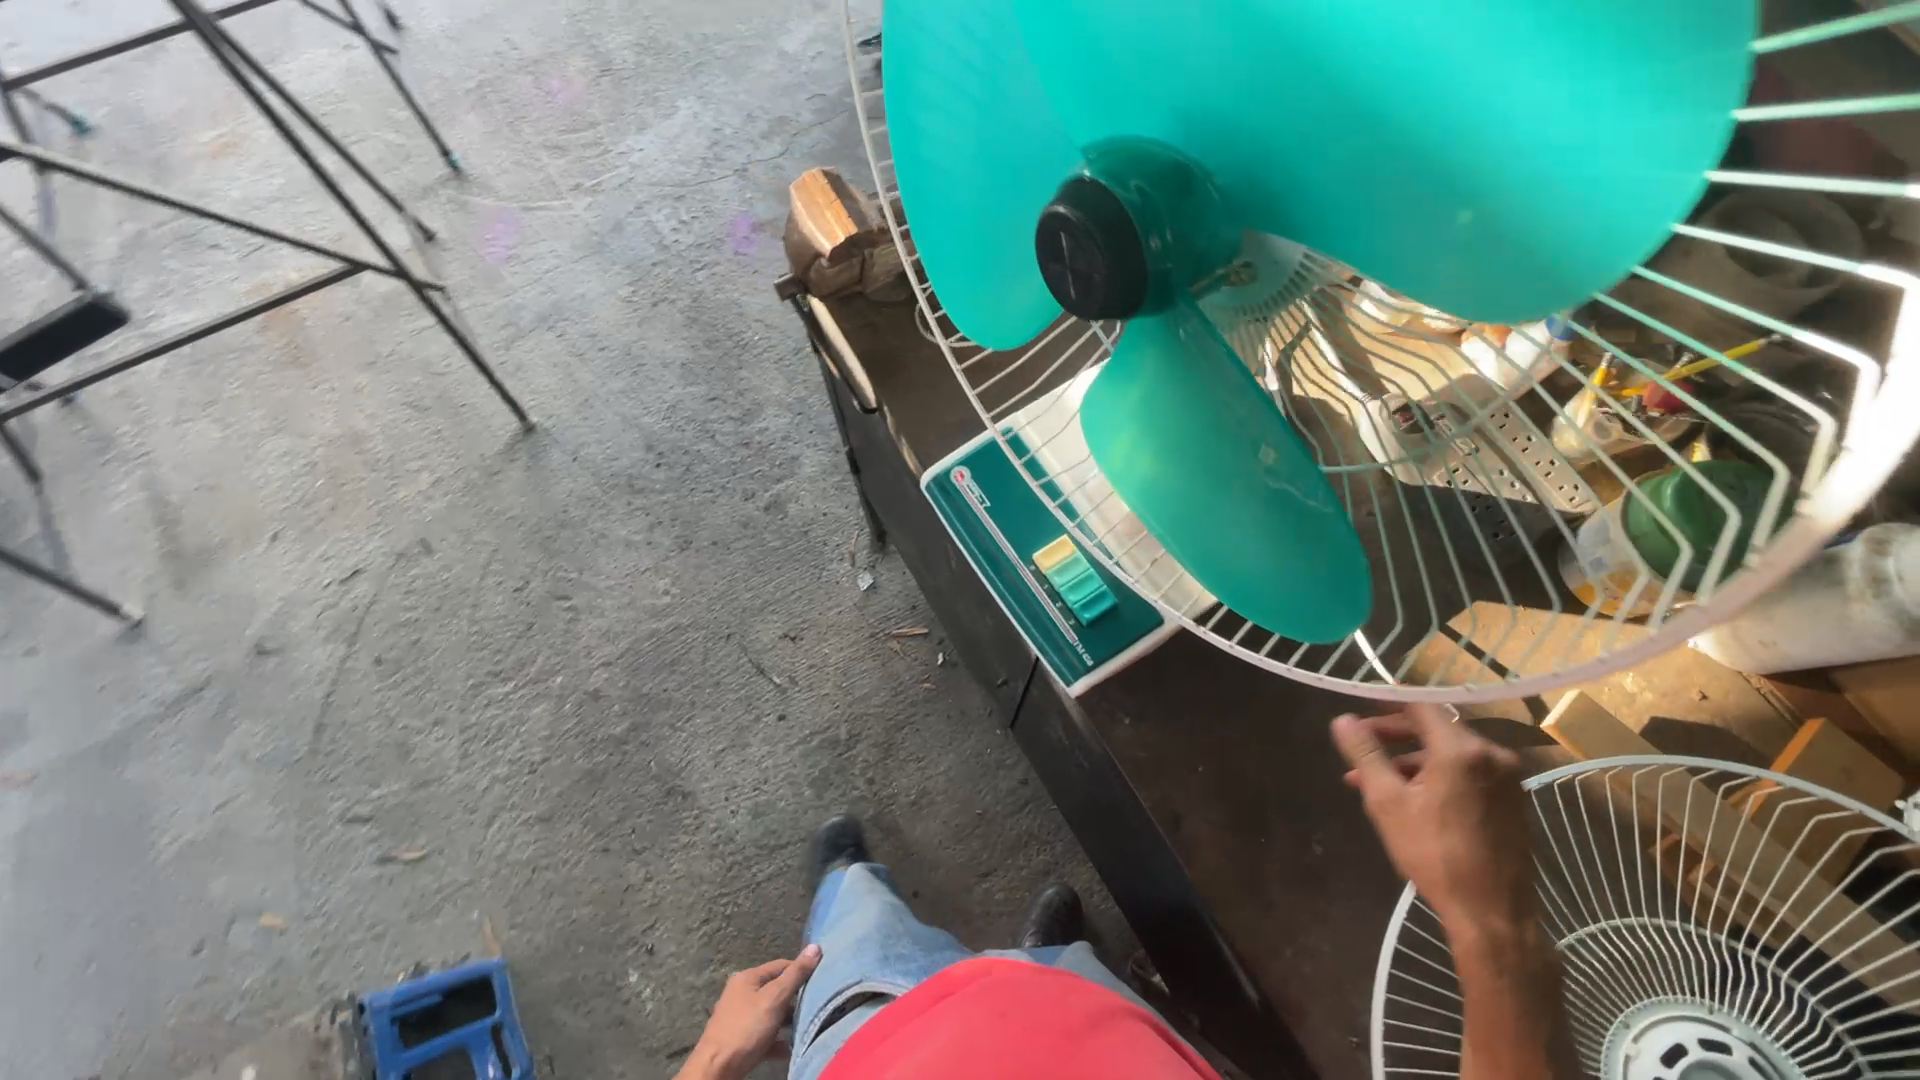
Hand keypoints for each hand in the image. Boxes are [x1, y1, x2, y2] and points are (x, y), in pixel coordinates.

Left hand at [677, 944, 822, 1079]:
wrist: (716, 1070)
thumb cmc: (746, 1028)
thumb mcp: (774, 999)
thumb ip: (795, 975)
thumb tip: (815, 947)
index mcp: (747, 978)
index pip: (780, 966)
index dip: (800, 971)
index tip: (819, 981)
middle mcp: (741, 994)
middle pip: (775, 990)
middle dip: (795, 999)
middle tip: (814, 1006)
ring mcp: (739, 1018)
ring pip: (771, 1014)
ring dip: (787, 1022)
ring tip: (806, 1027)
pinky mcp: (740, 1040)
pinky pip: (765, 1035)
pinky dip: (777, 1040)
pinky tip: (790, 1048)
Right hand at [1331, 705, 1534, 937]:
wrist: (1492, 913)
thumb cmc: (1434, 854)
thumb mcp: (1387, 801)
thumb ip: (1365, 754)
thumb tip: (1342, 719)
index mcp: (1461, 750)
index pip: (1420, 705)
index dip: (1387, 701)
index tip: (1360, 703)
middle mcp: (1492, 754)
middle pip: (1436, 726)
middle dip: (1394, 733)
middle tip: (1360, 742)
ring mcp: (1507, 778)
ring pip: (1450, 752)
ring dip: (1411, 758)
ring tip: (1375, 779)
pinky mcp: (1512, 800)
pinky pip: (1467, 771)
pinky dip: (1437, 774)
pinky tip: (1411, 796)